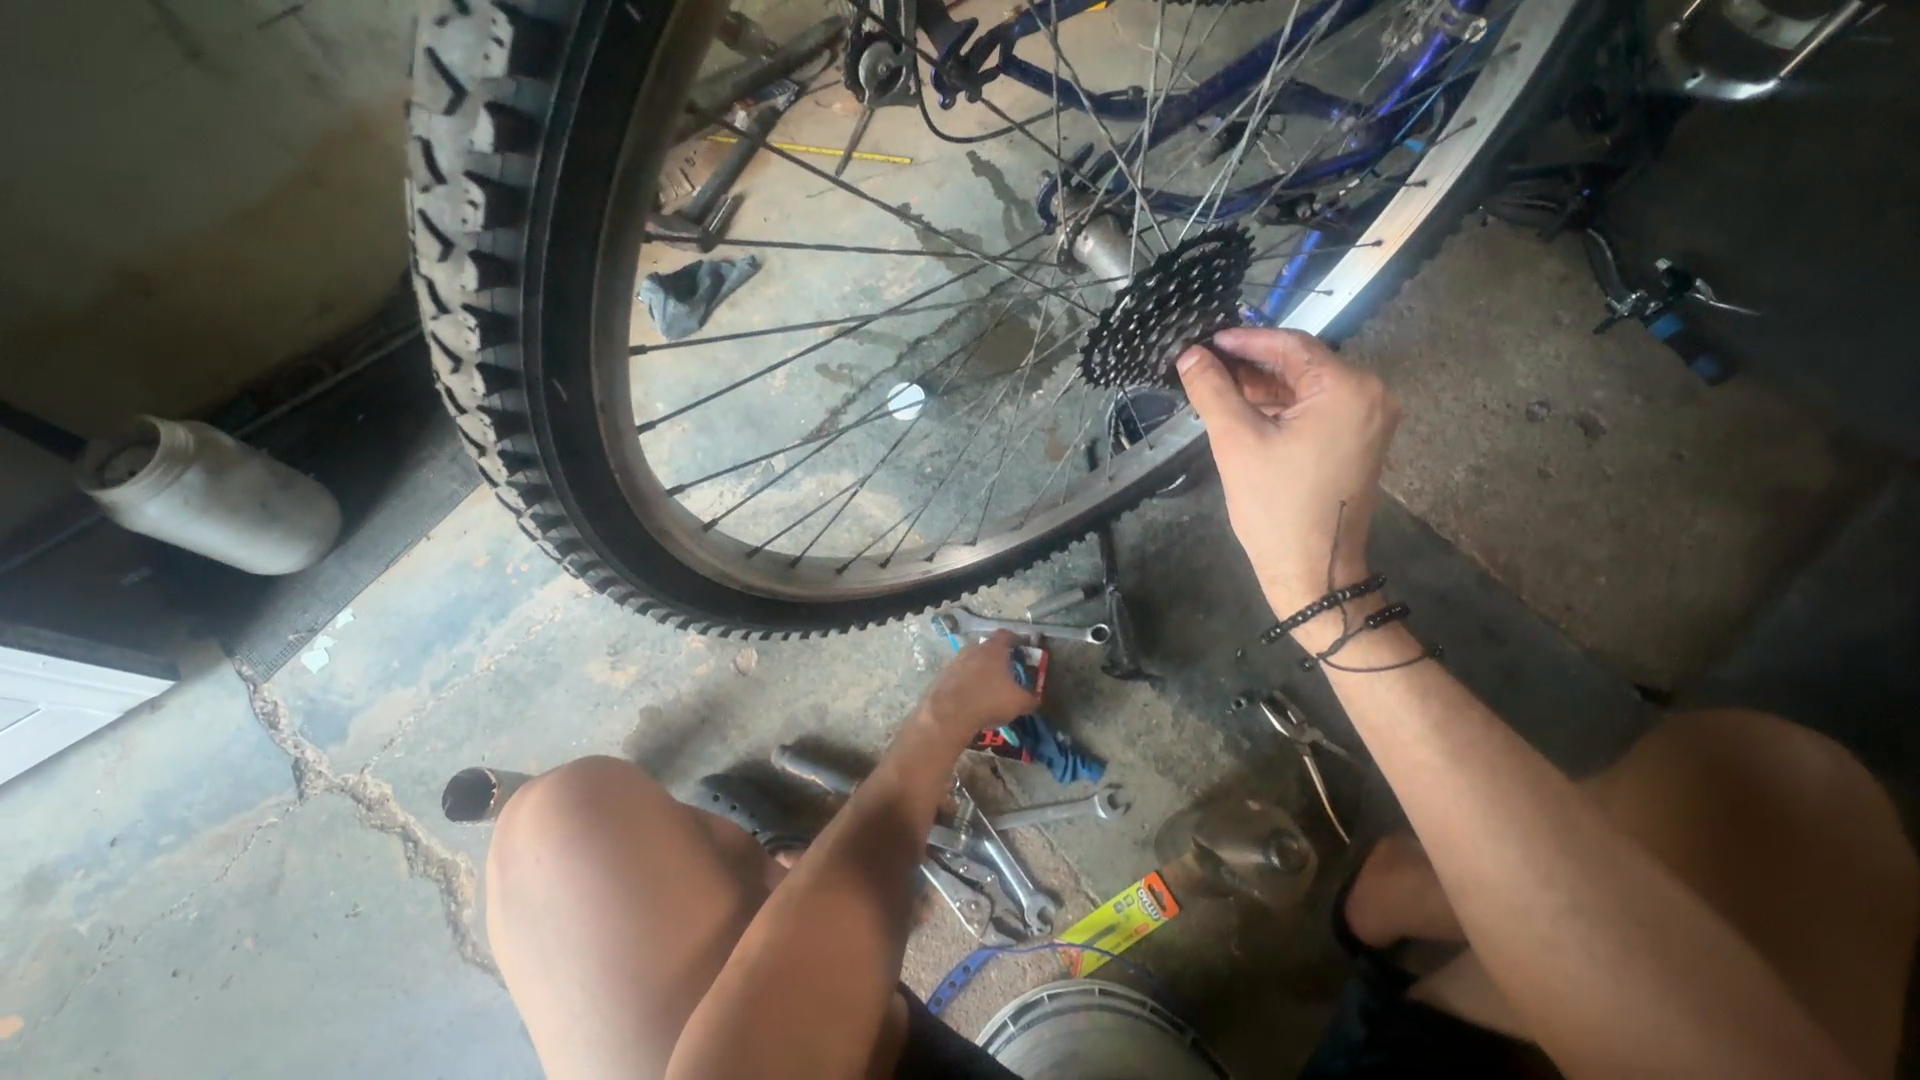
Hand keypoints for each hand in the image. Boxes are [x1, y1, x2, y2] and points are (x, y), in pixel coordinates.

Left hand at [911, 630, 1040, 746]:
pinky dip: (968, 683)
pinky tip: (973, 699)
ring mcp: (956, 662)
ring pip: (973, 662)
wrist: (949, 713)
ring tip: (990, 689)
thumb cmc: (990, 700)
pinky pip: (960, 676)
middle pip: (988, 648)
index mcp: (993, 649)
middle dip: (998, 659)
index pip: (1006, 635)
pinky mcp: (943, 676)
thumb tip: (1035, 700)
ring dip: (982, 671)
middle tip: (1008, 673)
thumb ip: (1031, 699)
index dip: (1016, 640)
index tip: (1022, 648)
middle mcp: (973, 649)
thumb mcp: (1019, 702)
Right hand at [1176, 327, 1399, 618]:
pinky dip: (1282, 408)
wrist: (1314, 571)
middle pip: (1301, 364)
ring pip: (1307, 388)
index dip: (1243, 340)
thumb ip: (1213, 390)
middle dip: (1251, 364)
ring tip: (1216, 387)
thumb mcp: (1237, 442)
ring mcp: (1369, 420)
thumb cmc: (1275, 506)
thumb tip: (1189, 354)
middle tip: (1204, 364)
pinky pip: (1317, 410)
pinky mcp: (1359, 441)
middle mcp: (1371, 396)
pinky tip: (1244, 409)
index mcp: (1348, 388)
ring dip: (1264, 386)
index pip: (1290, 345)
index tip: (1204, 341)